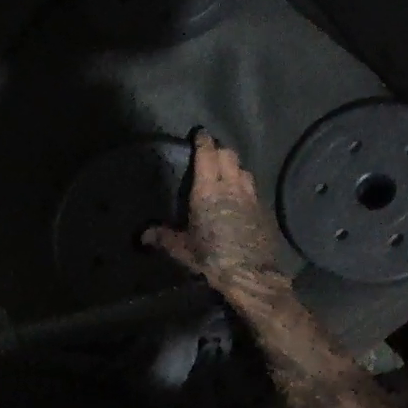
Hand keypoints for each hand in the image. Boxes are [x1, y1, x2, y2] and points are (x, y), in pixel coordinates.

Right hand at [143, 131, 283, 300]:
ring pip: (243, 169)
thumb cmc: (211, 257)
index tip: (199, 134)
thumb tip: (143, 235)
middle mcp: (231, 186)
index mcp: (208, 190)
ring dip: (234, 166)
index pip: (207, 154)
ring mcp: (251, 196)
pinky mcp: (263, 209)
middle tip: (210, 153)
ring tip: (226, 172)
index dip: (203, 141)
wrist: (250, 274)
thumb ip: (163, 237)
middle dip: (219, 150)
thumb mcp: (182, 249)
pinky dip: (245, 185)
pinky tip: (240, 196)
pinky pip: (253, 188)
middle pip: (228, 155)